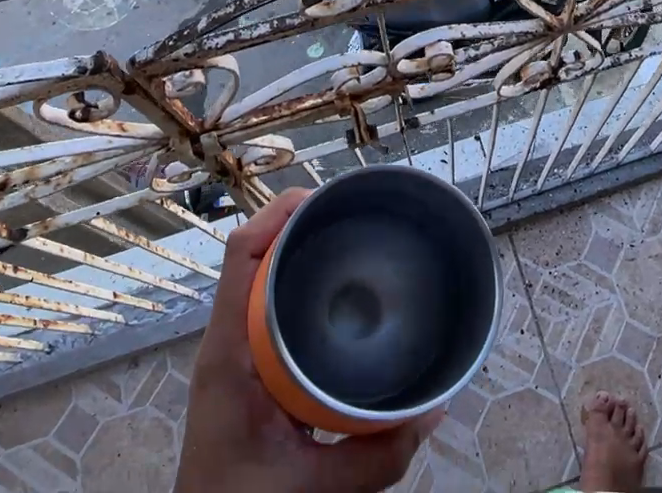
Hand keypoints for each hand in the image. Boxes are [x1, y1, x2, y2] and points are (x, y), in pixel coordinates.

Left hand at [173, 188, 440, 492]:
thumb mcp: (313, 489)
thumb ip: (375, 457)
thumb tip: (435, 411)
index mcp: (228, 355)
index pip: (240, 258)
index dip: (277, 216)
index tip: (326, 197)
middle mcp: (226, 343)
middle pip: (251, 255)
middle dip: (296, 224)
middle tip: (354, 213)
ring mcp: (233, 353)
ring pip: (258, 279)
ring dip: (296, 251)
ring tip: (351, 237)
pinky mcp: (246, 368)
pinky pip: (266, 308)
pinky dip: (297, 285)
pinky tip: (338, 295)